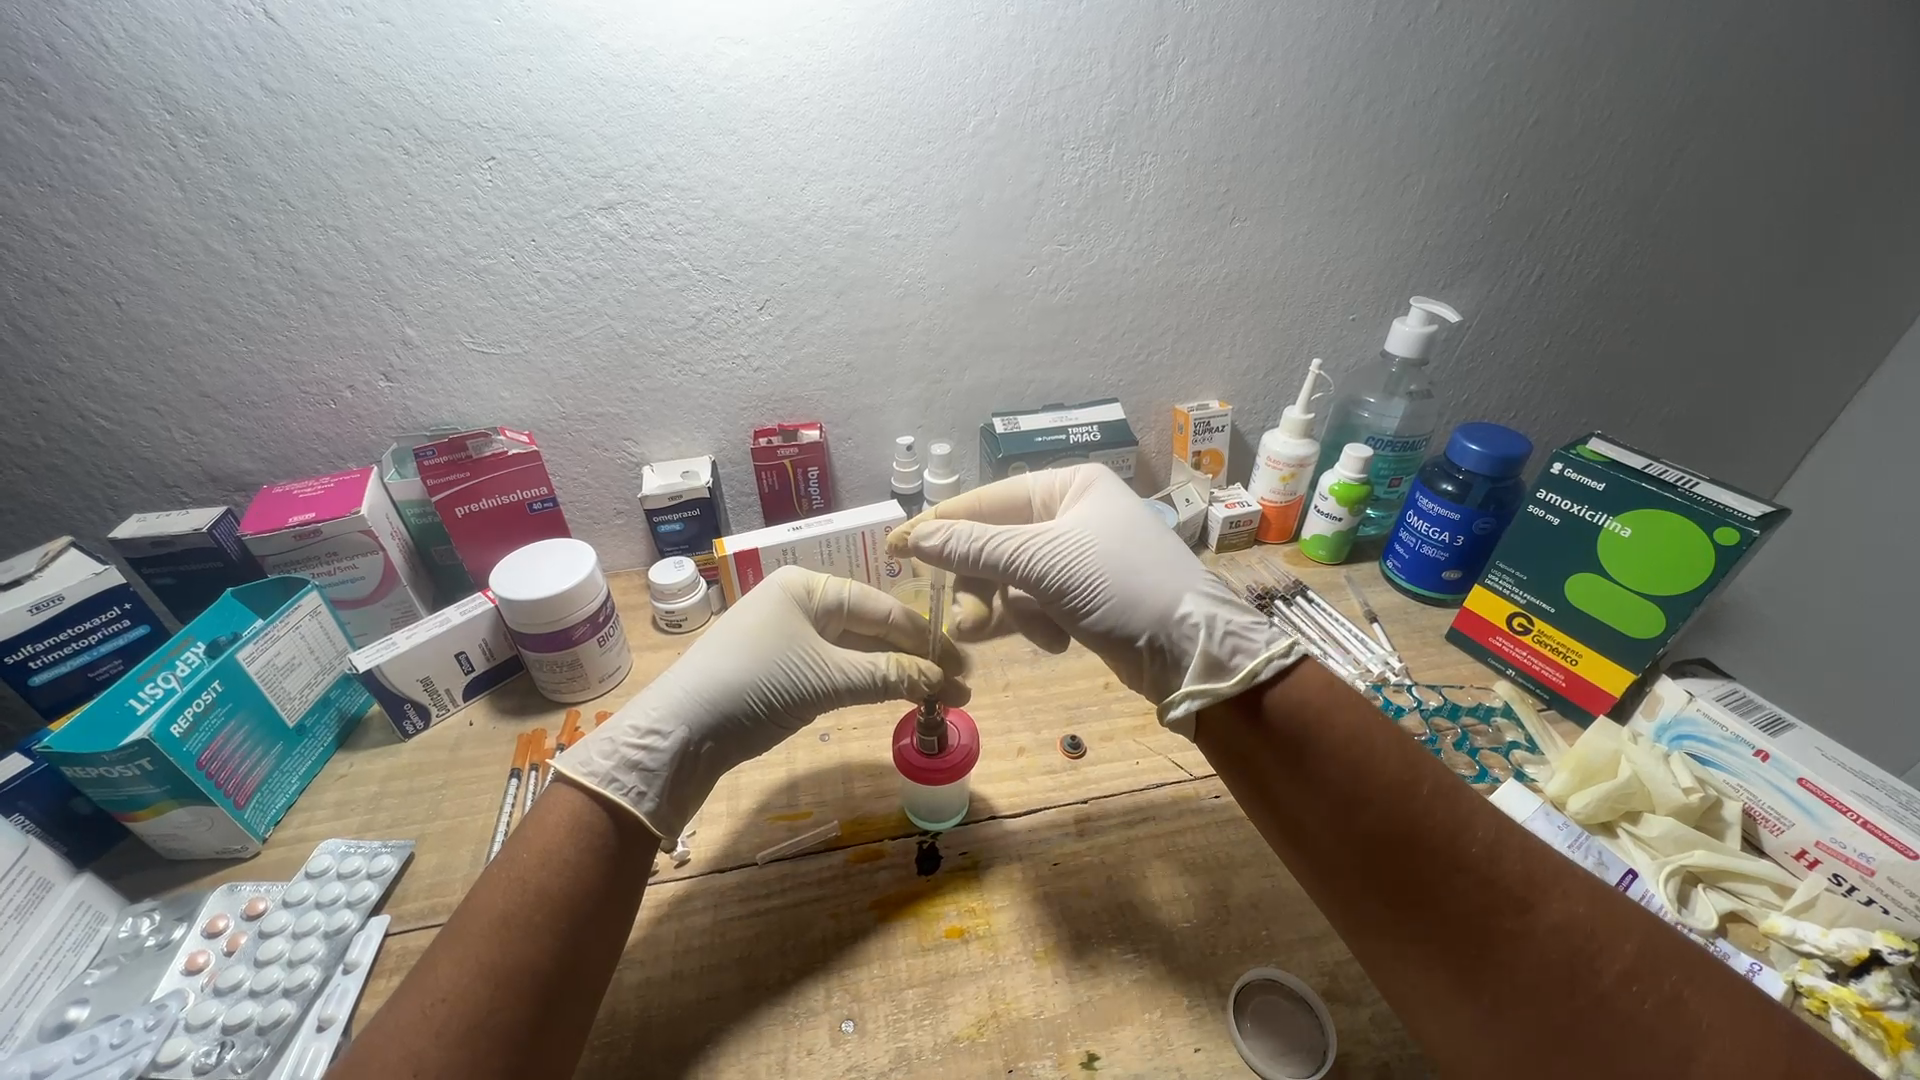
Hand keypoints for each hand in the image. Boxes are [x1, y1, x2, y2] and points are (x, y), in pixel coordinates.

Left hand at [553, 565, 968, 845]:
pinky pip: (836, 668)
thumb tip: (945, 681)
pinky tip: (895, 695)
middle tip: (958, 685)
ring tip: (937, 694)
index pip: (881, 608)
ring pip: (855, 650)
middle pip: (871, 627)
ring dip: (893, 673)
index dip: (925, 639)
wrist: (677, 735)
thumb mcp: (827, 679)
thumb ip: (888, 676)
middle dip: (914, 658)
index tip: (962, 665)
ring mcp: (789, 635)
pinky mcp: (781, 667)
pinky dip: (866, 683)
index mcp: (808, 586)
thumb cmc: (753, 687)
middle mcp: (800, 602)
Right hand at [887, 464, 1299, 735]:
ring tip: (997, 634)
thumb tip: (916, 537)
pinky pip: (1039, 601)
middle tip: (964, 620)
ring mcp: (1082, 555)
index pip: (986, 500)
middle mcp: (1074, 512)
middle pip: (998, 543)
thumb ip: (975, 549)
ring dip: (1006, 608)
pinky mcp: (1088, 594)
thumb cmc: (1121, 588)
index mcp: (1068, 485)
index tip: (895, 549)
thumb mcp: (1042, 564)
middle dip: (980, 583)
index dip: (940, 526)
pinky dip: (1037, 622)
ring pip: (1014, 577)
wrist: (1193, 653)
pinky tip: (1055, 640)